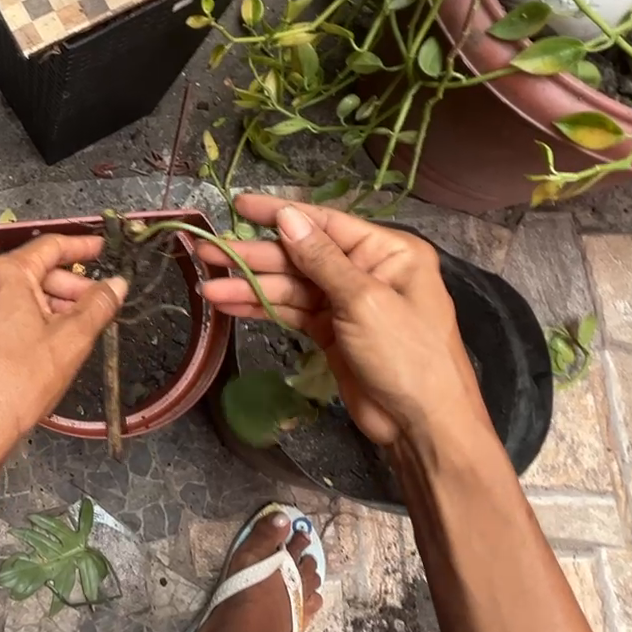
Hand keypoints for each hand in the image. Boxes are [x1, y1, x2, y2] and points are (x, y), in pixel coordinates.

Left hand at [0, 235, 126, 472]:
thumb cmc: (20, 381)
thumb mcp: (71, 340)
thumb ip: (98, 306)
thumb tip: (116, 284)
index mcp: (7, 274)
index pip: (50, 246)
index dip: (82, 246)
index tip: (104, 248)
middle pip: (38, 270)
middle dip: (73, 284)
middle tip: (103, 302)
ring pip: (25, 293)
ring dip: (57, 304)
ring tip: (85, 326)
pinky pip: (12, 311)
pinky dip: (38, 317)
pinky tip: (57, 339)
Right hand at [196, 195, 488, 447]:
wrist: (423, 426)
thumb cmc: (408, 356)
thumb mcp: (364, 301)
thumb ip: (320, 258)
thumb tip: (286, 217)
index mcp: (386, 252)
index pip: (323, 223)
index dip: (278, 214)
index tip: (238, 205)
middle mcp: (364, 269)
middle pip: (298, 255)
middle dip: (252, 256)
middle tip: (207, 253)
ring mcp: (344, 301)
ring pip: (288, 285)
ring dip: (249, 287)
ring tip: (208, 289)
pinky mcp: (329, 329)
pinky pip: (289, 310)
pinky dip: (260, 308)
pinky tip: (228, 306)